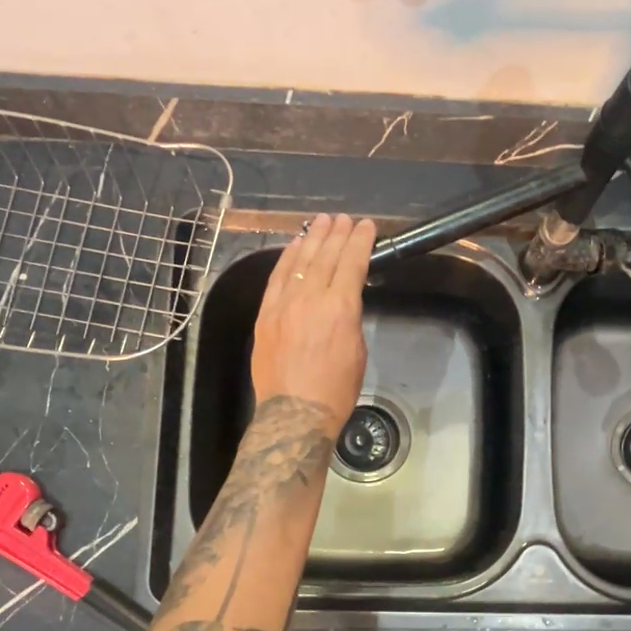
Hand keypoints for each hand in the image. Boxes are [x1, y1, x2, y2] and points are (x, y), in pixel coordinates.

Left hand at [251, 214, 375, 434]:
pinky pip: (277, 277)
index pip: (352, 262)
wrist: (295, 412)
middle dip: (336, 233)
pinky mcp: (265, 314)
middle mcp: (310, 298)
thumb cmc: (336, 390)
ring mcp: (283, 304)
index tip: (366, 226)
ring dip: (312, 238)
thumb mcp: (357, 351)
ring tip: (322, 222)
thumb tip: (343, 301)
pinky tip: (294, 246)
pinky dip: (287, 258)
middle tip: (344, 218)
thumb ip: (350, 318)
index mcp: (340, 308)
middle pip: (325, 255)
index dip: (360, 241)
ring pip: (299, 260)